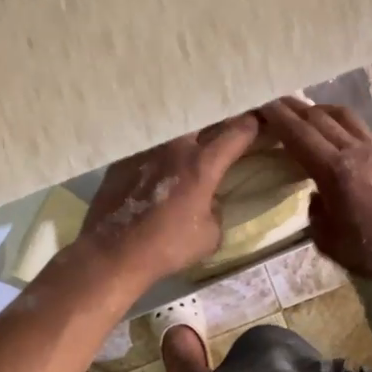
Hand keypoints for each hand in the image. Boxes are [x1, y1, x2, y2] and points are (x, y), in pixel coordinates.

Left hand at [77, 113, 262, 285]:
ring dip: (187, 131)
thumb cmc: (167, 247)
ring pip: (174, 127)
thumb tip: (209, 202)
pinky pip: (149, 142)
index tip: (257, 123)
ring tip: (192, 138)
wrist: (114, 252)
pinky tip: (159, 159)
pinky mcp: (123, 157)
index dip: (252, 125)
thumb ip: (215, 210)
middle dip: (219, 120)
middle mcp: (175, 146)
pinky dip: (160, 146)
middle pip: (204, 119)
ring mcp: (146, 148)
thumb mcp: (209, 235)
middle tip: (226, 126)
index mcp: (203, 164)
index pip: (237, 132)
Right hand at [257, 97, 371, 296]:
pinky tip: (330, 129)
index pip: (299, 134)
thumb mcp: (327, 240)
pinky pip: (356, 125)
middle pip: (317, 117)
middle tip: (270, 102)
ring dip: (316, 109)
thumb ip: (314, 211)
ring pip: (340, 114)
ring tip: (300, 112)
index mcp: (335, 171)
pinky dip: (336, 119)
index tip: (259, 104)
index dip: (276, 117)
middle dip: (291, 108)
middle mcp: (355, 151)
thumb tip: (316, 195)